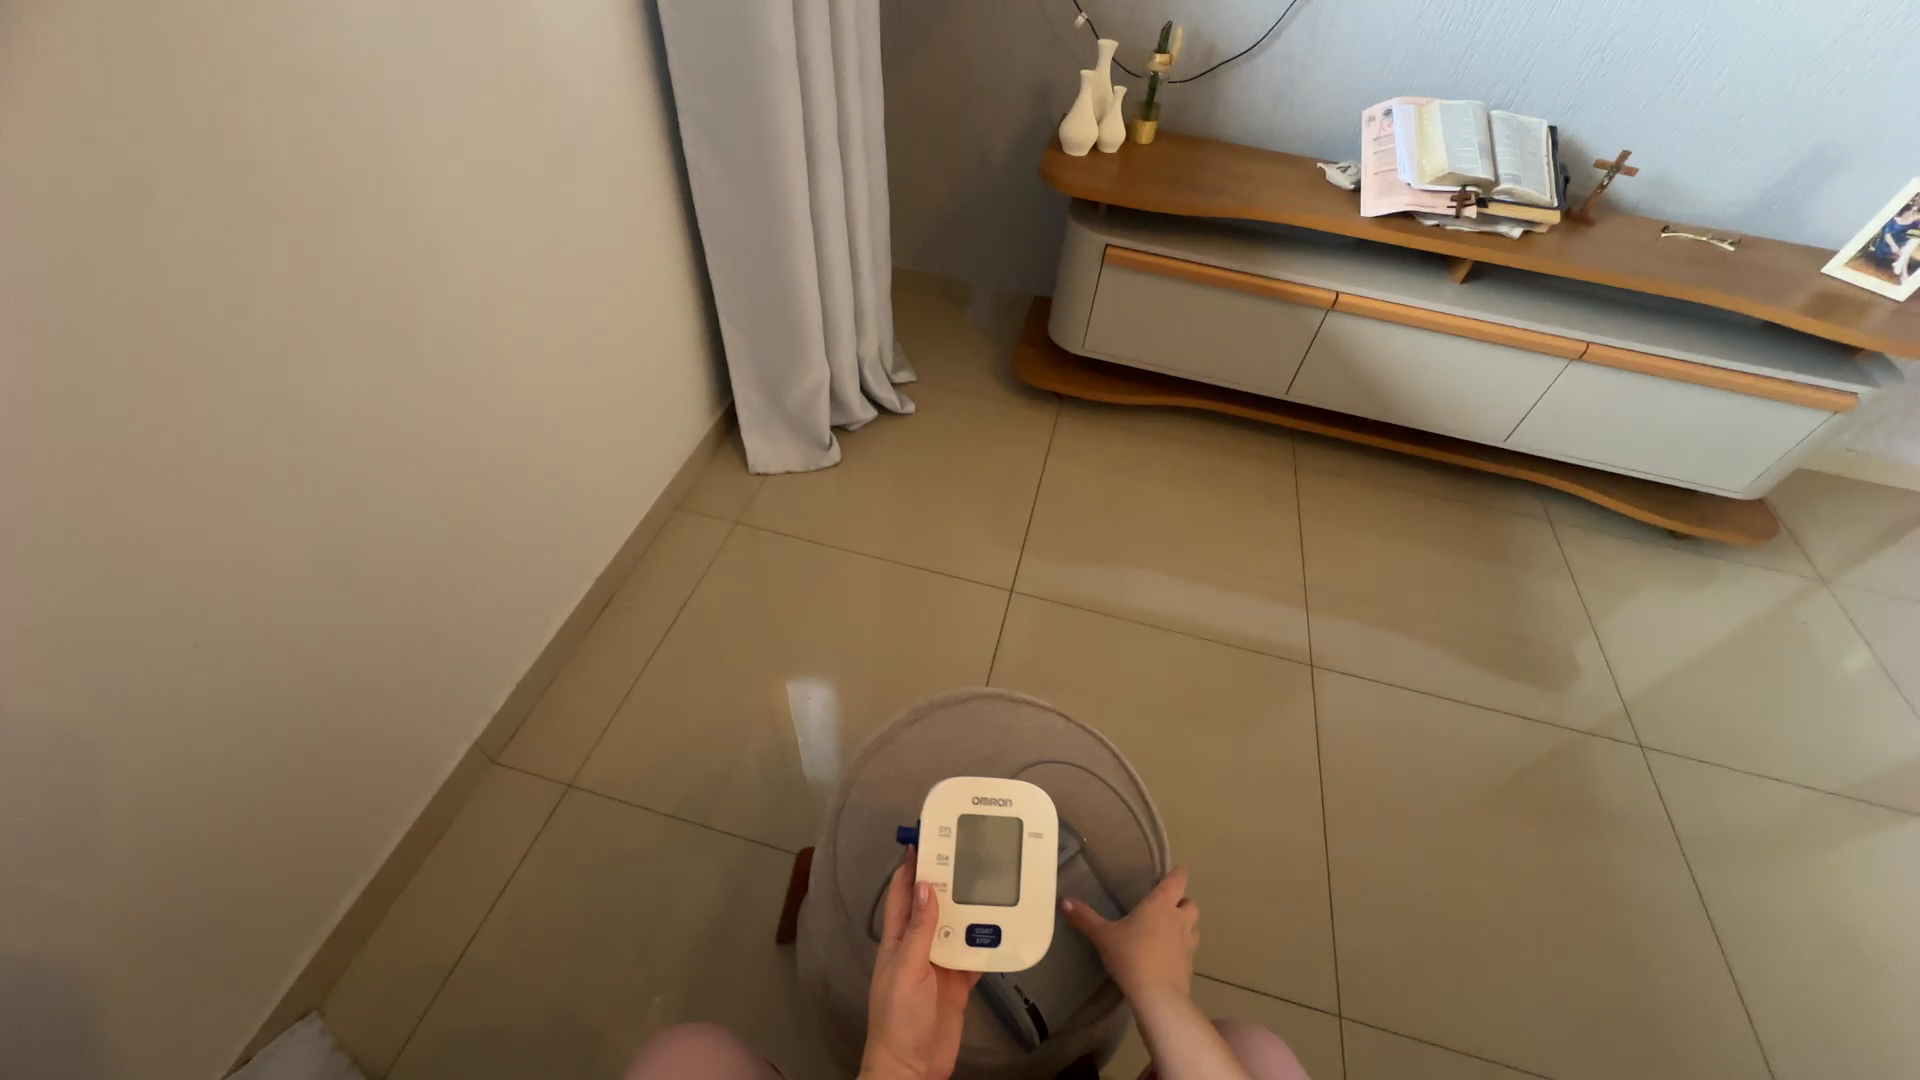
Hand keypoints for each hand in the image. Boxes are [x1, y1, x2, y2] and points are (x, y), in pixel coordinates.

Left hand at [860, 849, 979, 1079]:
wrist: (911, 1067)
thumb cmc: (899, 1015)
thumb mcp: (907, 968)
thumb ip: (920, 929)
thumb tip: (926, 885)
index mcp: (899, 937)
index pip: (903, 891)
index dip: (912, 865)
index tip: (929, 837)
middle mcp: (919, 944)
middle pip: (935, 904)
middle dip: (949, 880)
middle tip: (972, 853)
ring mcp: (939, 963)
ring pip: (957, 925)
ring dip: (971, 908)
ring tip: (993, 881)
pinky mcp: (958, 982)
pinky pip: (974, 955)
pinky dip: (986, 941)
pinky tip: (1003, 926)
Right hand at [1061, 866, 1198, 1008]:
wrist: (1157, 997)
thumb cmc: (1131, 956)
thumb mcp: (1103, 936)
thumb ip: (1085, 917)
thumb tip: (1063, 901)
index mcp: (1160, 905)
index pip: (1178, 881)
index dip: (1179, 874)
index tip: (1178, 870)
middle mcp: (1179, 920)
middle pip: (1192, 904)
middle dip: (1183, 902)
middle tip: (1168, 906)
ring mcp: (1188, 944)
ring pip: (1194, 927)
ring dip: (1186, 925)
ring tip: (1171, 930)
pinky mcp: (1190, 966)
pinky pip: (1190, 951)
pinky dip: (1183, 950)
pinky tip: (1169, 957)